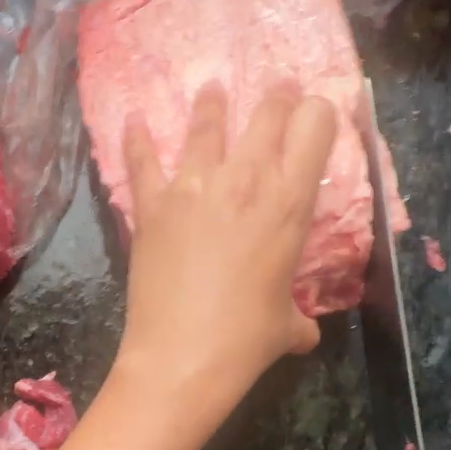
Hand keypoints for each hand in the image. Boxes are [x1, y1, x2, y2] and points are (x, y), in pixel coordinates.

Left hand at [112, 82, 335, 417]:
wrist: (182, 357)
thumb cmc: (245, 342)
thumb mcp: (286, 327)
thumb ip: (299, 320)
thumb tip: (305, 335)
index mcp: (290, 202)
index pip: (316, 124)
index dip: (318, 116)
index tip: (313, 122)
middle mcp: (246, 180)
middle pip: (268, 111)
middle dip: (276, 99)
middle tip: (277, 94)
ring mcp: (194, 187)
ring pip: (207, 124)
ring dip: (212, 106)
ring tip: (212, 92)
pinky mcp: (152, 205)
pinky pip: (142, 161)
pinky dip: (136, 139)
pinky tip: (132, 121)